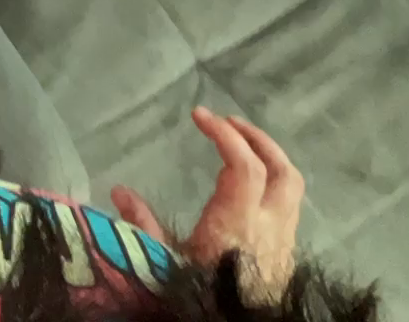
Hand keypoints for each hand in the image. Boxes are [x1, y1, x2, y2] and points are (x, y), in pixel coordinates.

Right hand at [110, 107, 302, 303]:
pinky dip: (270, 180)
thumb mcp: (165, 262)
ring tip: (240, 143)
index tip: (198, 115)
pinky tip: (247, 185)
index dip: (225, 135)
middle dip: (257, 139)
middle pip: (282, 172)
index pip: (245, 166)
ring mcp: (283, 240)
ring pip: (291, 188)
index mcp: (238, 222)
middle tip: (228, 120)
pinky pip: (287, 204)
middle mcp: (269, 226)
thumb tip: (118, 191)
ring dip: (268, 157)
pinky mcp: (287, 253)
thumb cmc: (204, 292)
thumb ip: (144, 225)